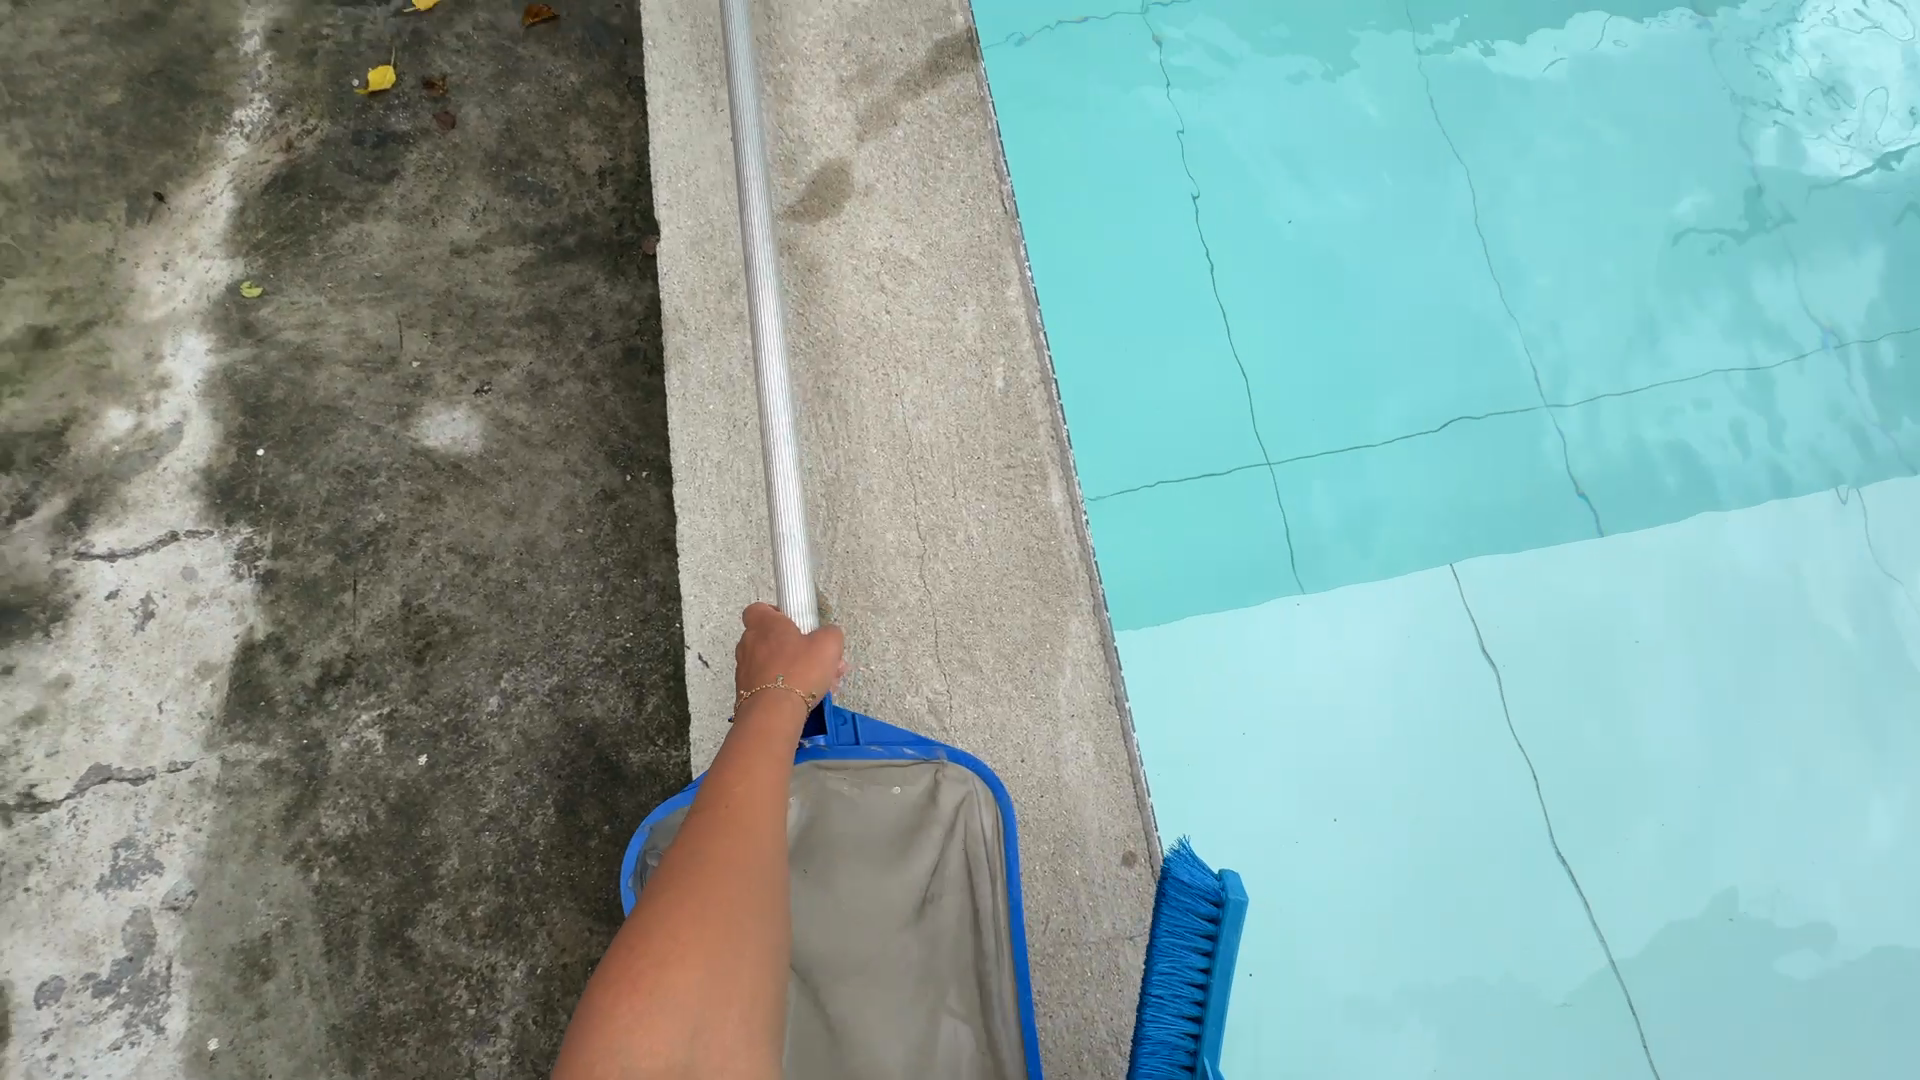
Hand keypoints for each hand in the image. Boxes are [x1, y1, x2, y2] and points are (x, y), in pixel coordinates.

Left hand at [734, 603, 846, 709]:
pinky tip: (808, 698)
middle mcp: (748, 644)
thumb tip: (827, 636)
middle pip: (769, 639)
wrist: (773, 714)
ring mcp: (744, 670)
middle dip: (794, 648)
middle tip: (817, 660)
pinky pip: (769, 685)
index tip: (794, 625)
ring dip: (794, 670)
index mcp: (763, 624)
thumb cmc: (800, 670)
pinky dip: (785, 688)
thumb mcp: (828, 644)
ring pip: (772, 664)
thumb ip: (830, 634)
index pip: (757, 609)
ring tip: (821, 683)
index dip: (775, 614)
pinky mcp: (745, 693)